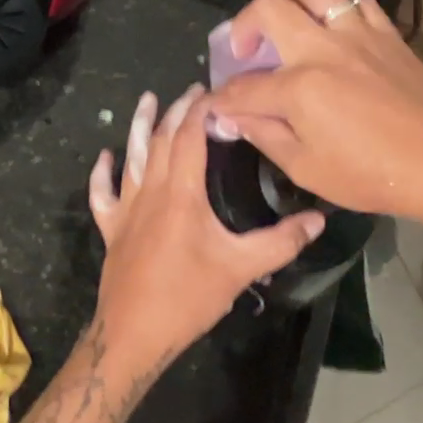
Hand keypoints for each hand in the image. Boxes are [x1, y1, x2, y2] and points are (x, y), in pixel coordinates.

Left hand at [87, 85, 325, 365]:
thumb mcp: (241, 268)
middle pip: (162, 139)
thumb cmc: (188, 298)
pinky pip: (102, 193)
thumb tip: (320, 219)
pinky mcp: (110, 229)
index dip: (202, 109)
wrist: (134, 333)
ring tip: (147, 100)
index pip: (190, 136)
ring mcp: (125, 209)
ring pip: (132, 157)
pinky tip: (106, 157)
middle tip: (193, 90)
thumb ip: (281, 242)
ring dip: (141, 126)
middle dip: (177, 110)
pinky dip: (103, 172)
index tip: (218, 90)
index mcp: (181, 193)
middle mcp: (150, 191)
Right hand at [208, 0, 422, 244]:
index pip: (243, 86)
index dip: (222, 98)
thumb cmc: (372, 177)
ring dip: (294, 4)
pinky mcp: (389, 37)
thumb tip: (233, 117)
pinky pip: (358, 5)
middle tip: (246, 53)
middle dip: (244, 25)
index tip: (215, 107)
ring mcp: (360, 36)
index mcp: (300, 87)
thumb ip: (265, 136)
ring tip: (292, 32)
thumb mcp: (307, 170)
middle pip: (270, 7)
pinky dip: (339, 14)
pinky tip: (337, 38)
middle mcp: (325, 49)